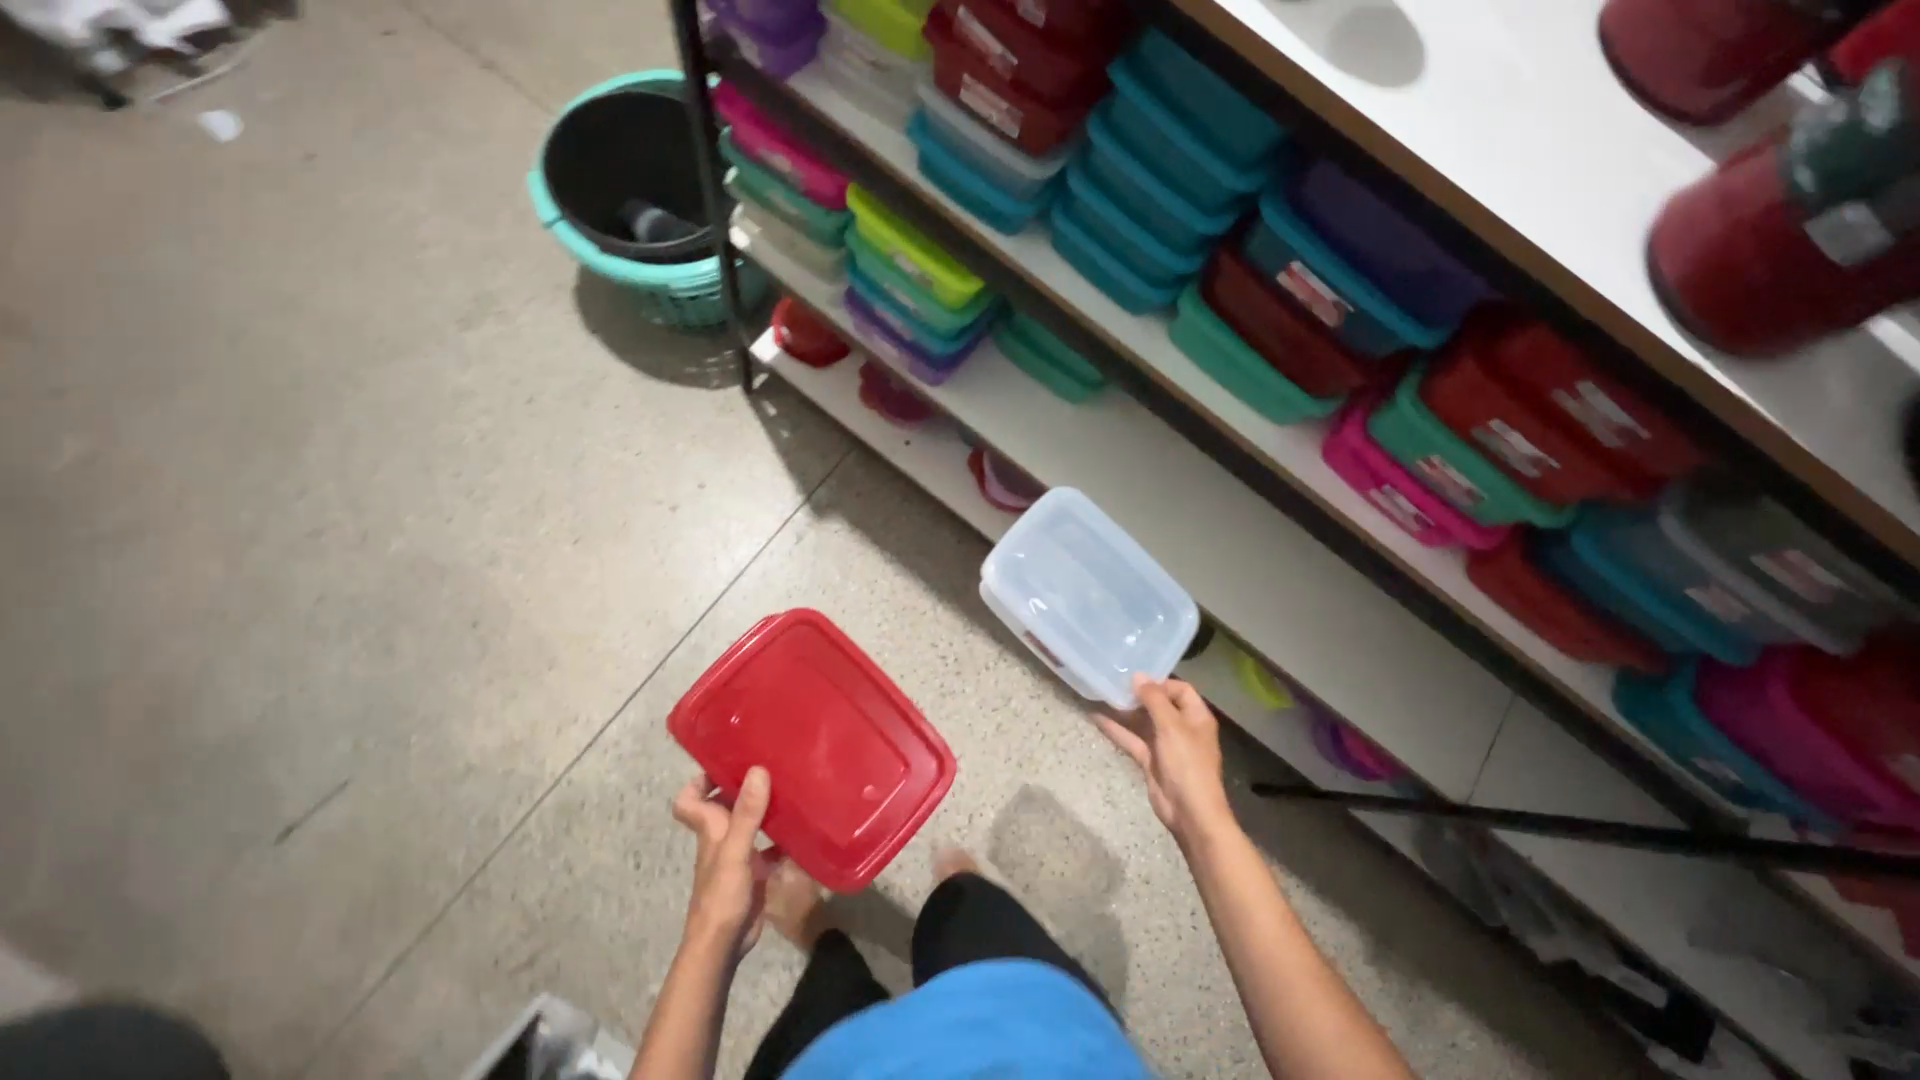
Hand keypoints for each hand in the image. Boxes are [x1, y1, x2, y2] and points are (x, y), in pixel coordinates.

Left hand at [672, 766, 780, 962]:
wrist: (723, 944)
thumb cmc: (721, 895)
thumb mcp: (735, 851)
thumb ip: (746, 813)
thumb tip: (757, 770)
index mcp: (710, 829)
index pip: (689, 800)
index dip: (700, 781)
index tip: (727, 761)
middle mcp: (721, 838)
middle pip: (724, 806)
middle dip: (742, 787)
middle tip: (771, 766)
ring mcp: (739, 856)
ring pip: (749, 824)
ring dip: (765, 810)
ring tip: (792, 788)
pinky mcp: (756, 873)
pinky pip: (770, 849)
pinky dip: (783, 840)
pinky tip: (804, 832)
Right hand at [1096, 674, 1233, 845]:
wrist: (1189, 810)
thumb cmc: (1187, 763)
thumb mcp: (1171, 726)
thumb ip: (1154, 699)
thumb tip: (1138, 676)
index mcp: (1196, 716)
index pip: (1180, 690)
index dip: (1160, 683)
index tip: (1135, 680)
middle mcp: (1182, 727)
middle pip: (1159, 705)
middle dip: (1138, 695)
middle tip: (1113, 683)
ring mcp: (1165, 745)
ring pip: (1143, 722)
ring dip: (1124, 711)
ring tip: (1101, 695)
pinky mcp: (1150, 760)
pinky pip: (1132, 740)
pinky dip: (1116, 730)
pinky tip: (1097, 718)